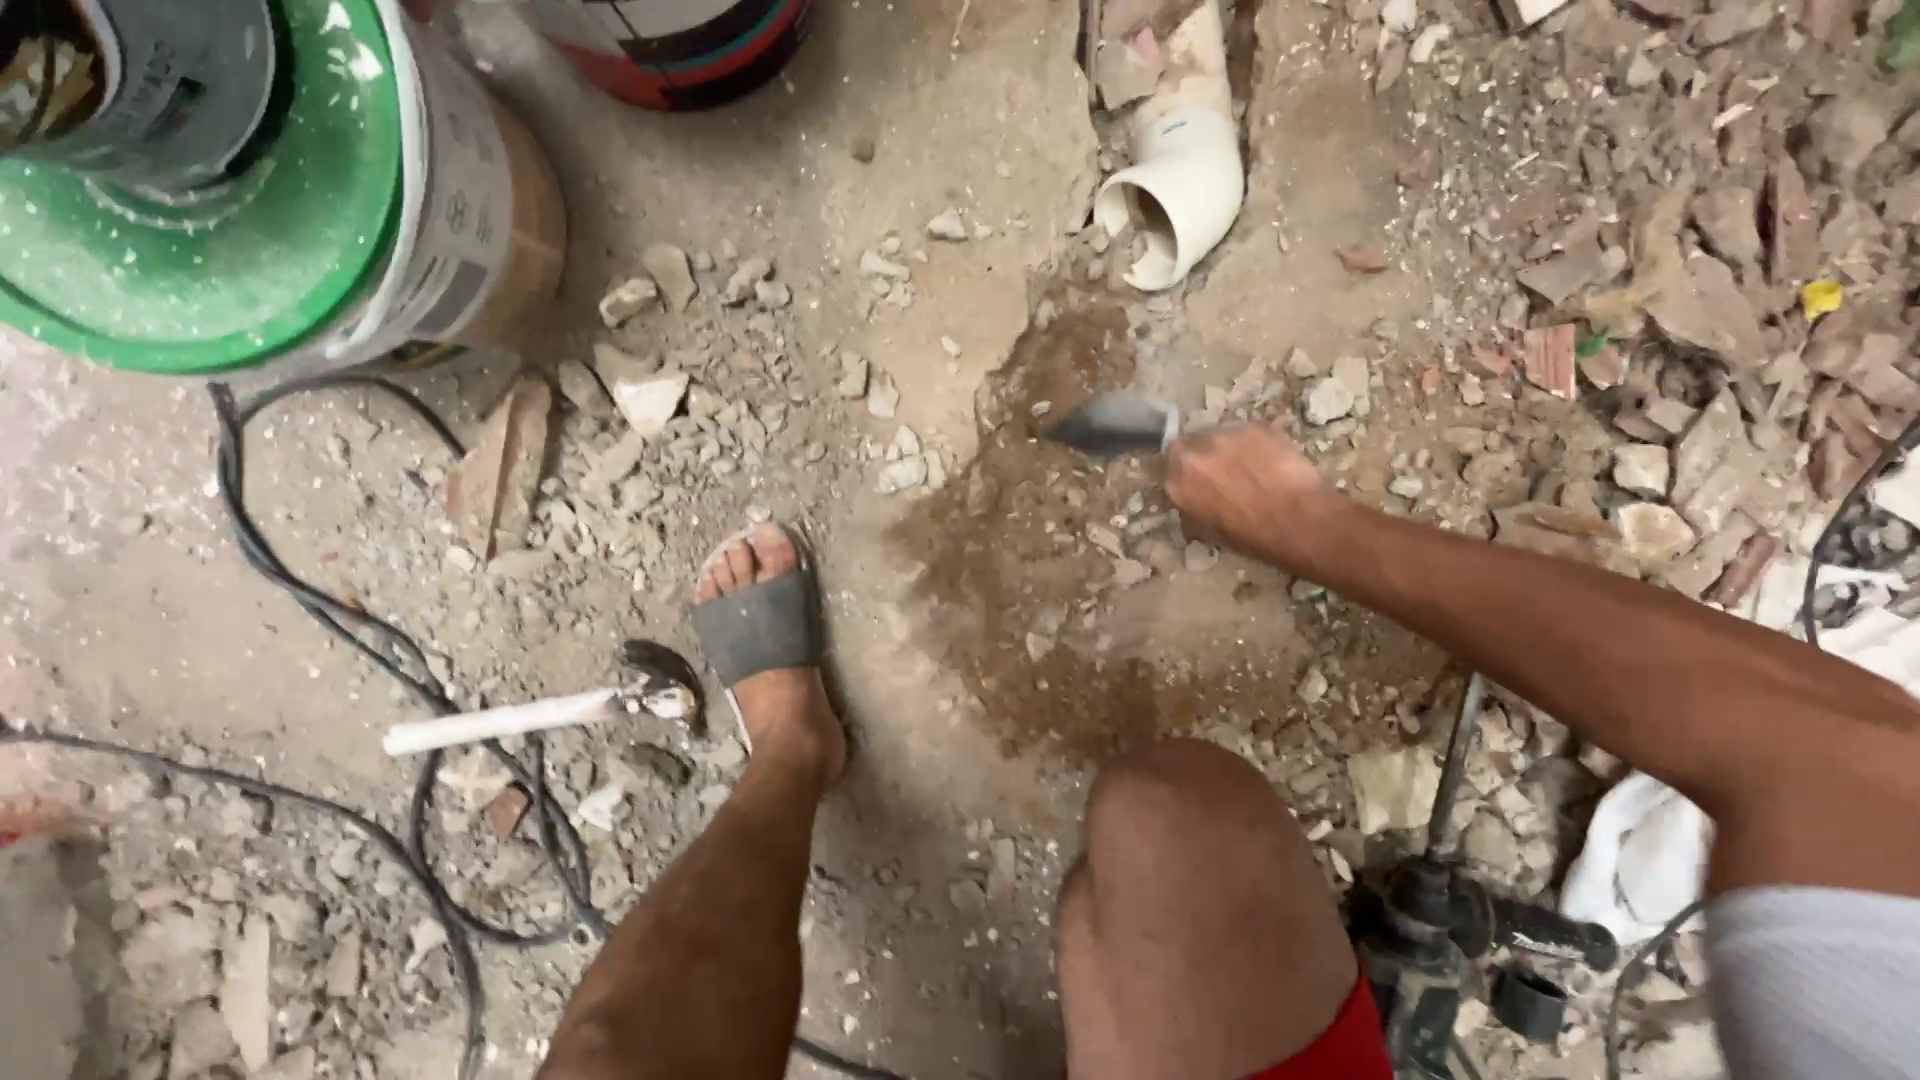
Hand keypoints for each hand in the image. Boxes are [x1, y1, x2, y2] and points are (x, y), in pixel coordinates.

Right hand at [1166, 425, 1333, 564]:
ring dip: (1227, 446)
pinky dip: (1254, 443)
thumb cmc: (1253, 536)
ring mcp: (1225, 435)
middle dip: (1202, 453)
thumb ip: (1192, 505)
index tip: (1198, 478)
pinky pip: (1247, 432)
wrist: (1298, 520)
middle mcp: (1194, 453)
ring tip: (1249, 464)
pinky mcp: (1254, 426)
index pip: (1171, 466)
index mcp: (1179, 483)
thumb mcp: (1209, 531)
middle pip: (1190, 442)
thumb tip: (1193, 497)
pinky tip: (1269, 460)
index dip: (1186, 471)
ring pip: (1219, 434)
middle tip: (1222, 469)